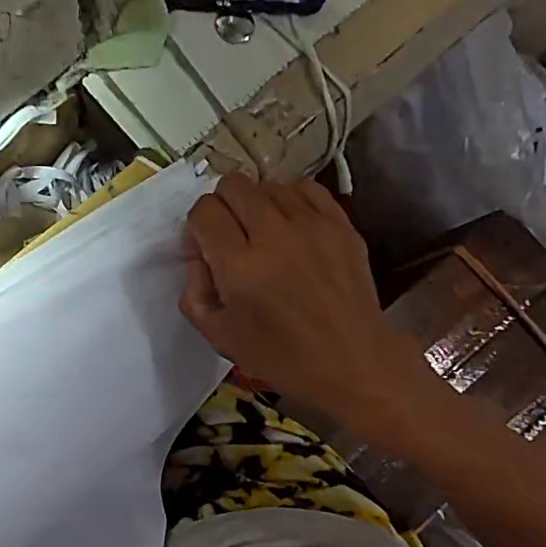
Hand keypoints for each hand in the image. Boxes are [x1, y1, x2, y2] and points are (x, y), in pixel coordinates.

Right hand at [181, 175, 438, 439]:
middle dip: (223, 205)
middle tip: (231, 234)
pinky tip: (289, 223)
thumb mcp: (217, 334)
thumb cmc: (279, 355)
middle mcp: (273, 236)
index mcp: (238, 267)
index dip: (198, 225)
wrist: (352, 362)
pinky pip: (305, 187)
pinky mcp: (340, 224)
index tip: (206, 245)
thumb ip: (193, 290)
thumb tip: (198, 253)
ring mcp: (311, 226)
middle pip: (233, 186)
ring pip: (267, 184)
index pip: (204, 212)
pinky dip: (289, 198)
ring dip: (256, 203)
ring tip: (263, 231)